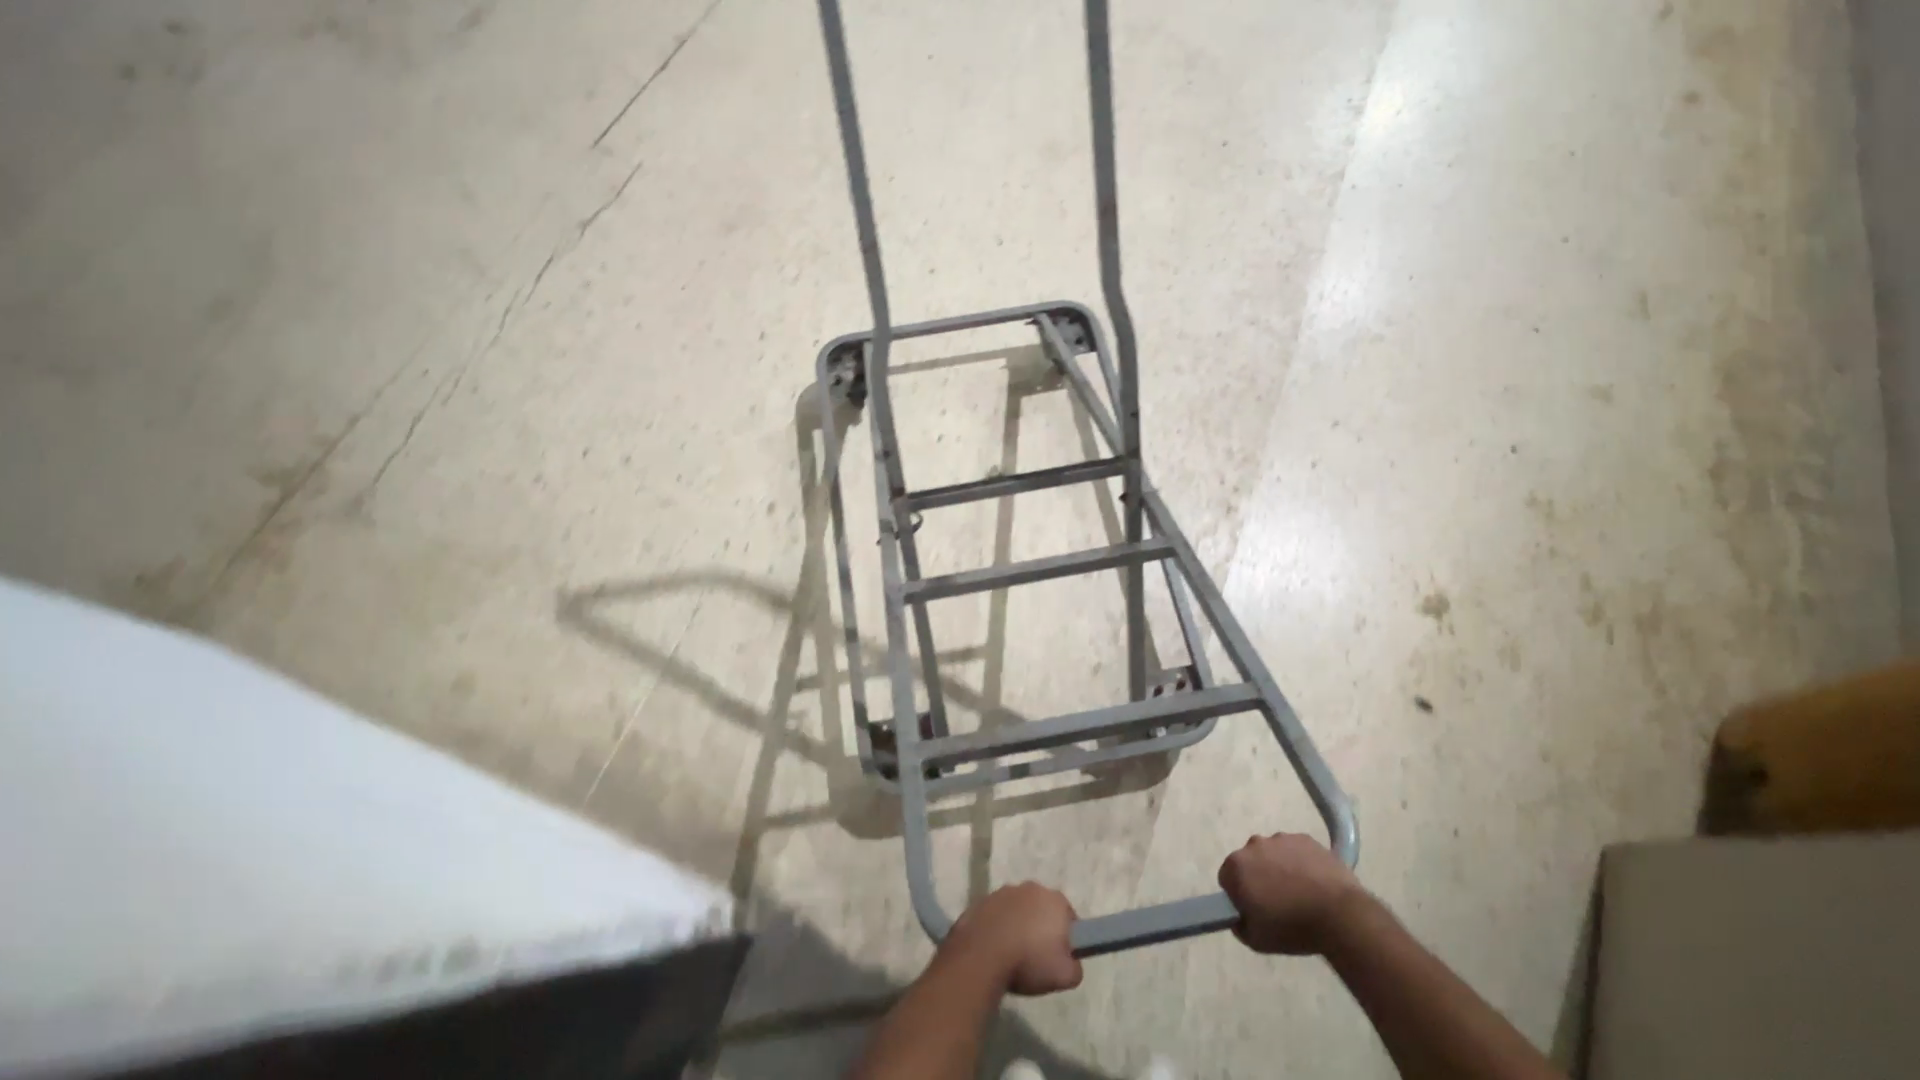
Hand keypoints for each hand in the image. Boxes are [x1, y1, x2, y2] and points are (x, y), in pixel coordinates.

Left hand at [941, 883, 1082, 995]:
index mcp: (1054, 899)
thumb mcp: (1067, 976)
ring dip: (1015, 926)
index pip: (1068, 917)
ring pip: (1015, 910)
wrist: (980, 958)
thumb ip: (1074, 966)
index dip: (1066, 938)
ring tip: (1010, 955)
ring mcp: (1000, 893)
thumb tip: (1069, 963)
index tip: (1058, 956)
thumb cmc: (1029, 962)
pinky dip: (995, 929)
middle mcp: (1029, 888)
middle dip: (1040, 928)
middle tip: (1035, 956)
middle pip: (1040, 909)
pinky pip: (993, 917)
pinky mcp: (977, 903)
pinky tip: (992, 950)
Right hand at [1217, 832, 1369, 955]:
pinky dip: (1300, 862)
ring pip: (1273, 854)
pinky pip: (1296, 850)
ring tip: (1300, 892)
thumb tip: (1239, 914)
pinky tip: (1314, 882)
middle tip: (1278, 902)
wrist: (1340, 915)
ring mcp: (1282, 839)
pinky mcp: (1306, 839)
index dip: (1239, 895)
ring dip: (1279, 868)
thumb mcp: (1255, 939)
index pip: (1227, 878)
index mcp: (1236, 866)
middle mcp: (1254, 845)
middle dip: (1258, 877)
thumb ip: (1239, 924)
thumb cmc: (1292, 928)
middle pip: (1250, 862)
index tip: (1255, 909)